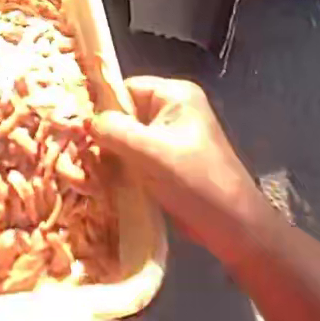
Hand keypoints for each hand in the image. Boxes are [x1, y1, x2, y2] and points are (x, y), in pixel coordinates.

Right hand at [92, 77, 274, 258]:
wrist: (236, 232)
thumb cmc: (197, 183)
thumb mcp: (150, 152)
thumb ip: (112, 129)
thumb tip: (82, 121)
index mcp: (174, 94)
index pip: (124, 88)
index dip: (103, 107)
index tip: (83, 128)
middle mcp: (172, 108)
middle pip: (123, 111)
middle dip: (106, 131)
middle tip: (88, 150)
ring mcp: (170, 134)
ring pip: (125, 134)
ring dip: (112, 150)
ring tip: (98, 166)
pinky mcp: (167, 159)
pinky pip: (134, 152)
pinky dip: (122, 163)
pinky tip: (111, 176)